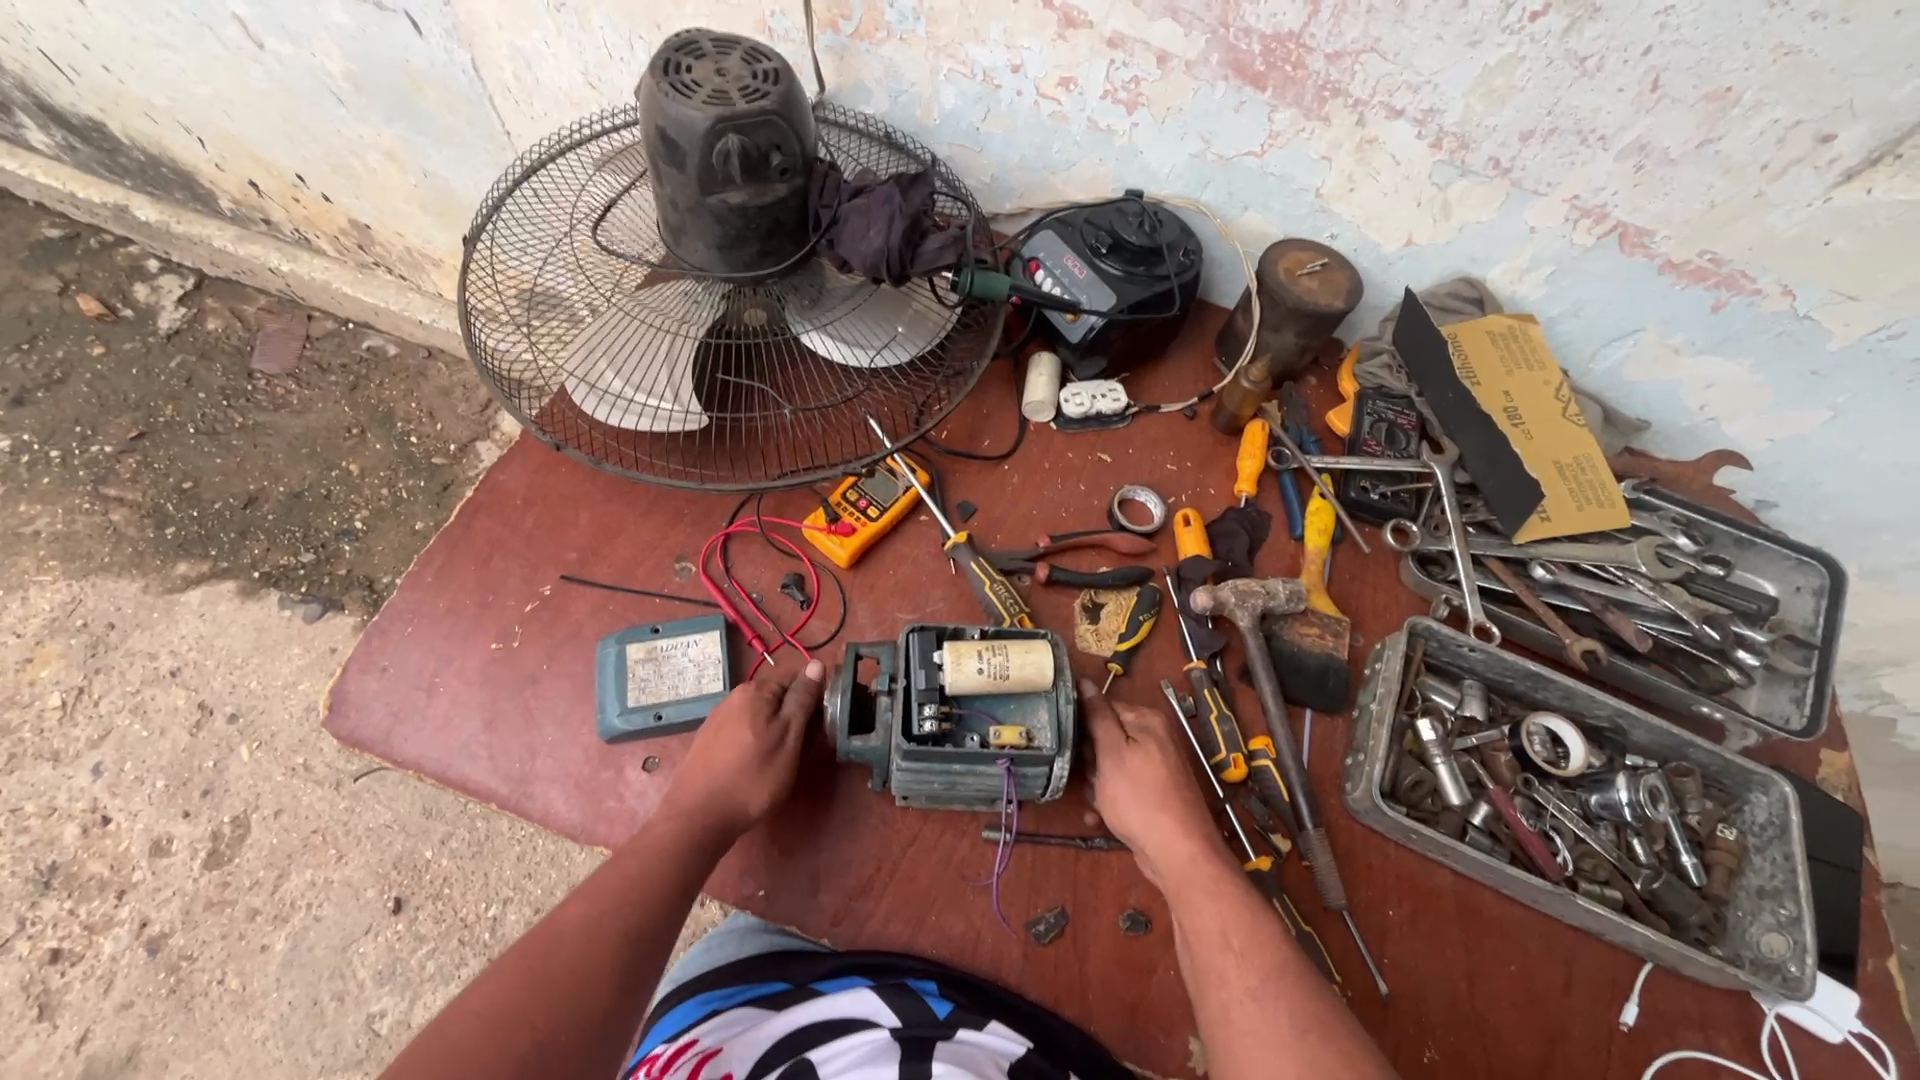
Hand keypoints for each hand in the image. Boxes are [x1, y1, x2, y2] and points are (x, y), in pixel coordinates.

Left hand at [665, 660, 824, 837]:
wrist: (699, 816)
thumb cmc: (753, 777)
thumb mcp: (789, 737)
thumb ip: (802, 699)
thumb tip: (816, 664)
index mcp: (755, 691)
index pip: (795, 674)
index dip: (814, 692)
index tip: (824, 718)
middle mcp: (734, 697)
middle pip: (776, 693)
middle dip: (796, 711)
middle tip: (808, 742)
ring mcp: (719, 718)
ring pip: (760, 712)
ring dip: (777, 726)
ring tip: (786, 754)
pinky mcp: (710, 739)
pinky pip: (743, 727)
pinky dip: (758, 737)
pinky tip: (758, 761)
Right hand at [1079, 679, 1235, 888]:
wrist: (1177, 853)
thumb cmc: (1139, 798)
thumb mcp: (1111, 753)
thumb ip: (1097, 716)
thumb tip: (1085, 681)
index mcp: (1146, 720)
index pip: (1103, 708)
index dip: (1082, 728)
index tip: (1070, 748)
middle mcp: (1154, 738)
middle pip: (1105, 738)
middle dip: (1090, 763)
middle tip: (1089, 781)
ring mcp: (1156, 766)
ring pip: (1110, 766)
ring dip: (1097, 786)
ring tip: (1097, 804)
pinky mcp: (1154, 792)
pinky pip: (1122, 787)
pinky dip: (1109, 801)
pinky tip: (1101, 818)